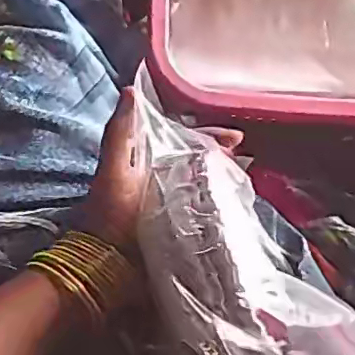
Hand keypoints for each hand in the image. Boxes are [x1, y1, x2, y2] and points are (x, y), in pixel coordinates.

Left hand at [80, 86, 244, 249]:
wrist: (108, 264)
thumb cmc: (111, 214)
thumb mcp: (114, 170)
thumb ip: (120, 133)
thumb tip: (130, 90)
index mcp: (145, 162)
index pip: (182, 139)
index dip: (207, 134)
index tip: (235, 137)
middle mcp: (160, 180)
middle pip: (198, 160)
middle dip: (221, 156)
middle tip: (244, 159)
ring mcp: (173, 205)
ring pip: (205, 183)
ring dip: (225, 179)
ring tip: (245, 179)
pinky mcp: (181, 229)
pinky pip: (207, 211)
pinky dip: (222, 206)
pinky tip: (237, 205)